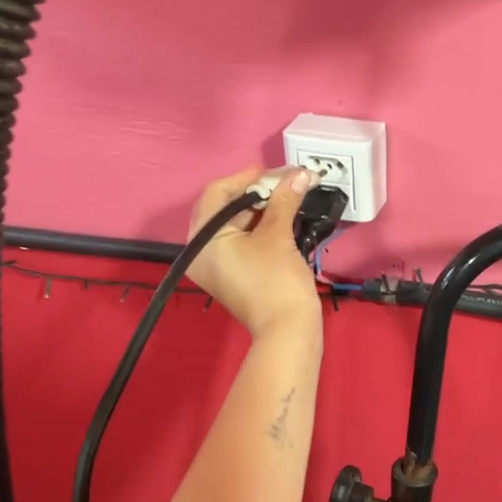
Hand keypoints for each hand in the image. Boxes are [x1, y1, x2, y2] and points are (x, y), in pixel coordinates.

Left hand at [185, 166, 322, 340]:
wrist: (288, 330)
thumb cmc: (275, 280)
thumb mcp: (278, 235)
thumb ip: (284, 199)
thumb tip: (300, 174)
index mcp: (202, 240)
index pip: (217, 194)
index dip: (246, 177)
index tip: (274, 171)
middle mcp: (201, 251)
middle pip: (226, 208)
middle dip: (257, 193)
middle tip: (285, 182)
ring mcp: (217, 266)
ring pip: (236, 224)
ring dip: (262, 209)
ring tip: (288, 196)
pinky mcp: (234, 275)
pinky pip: (242, 242)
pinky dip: (261, 227)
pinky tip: (283, 217)